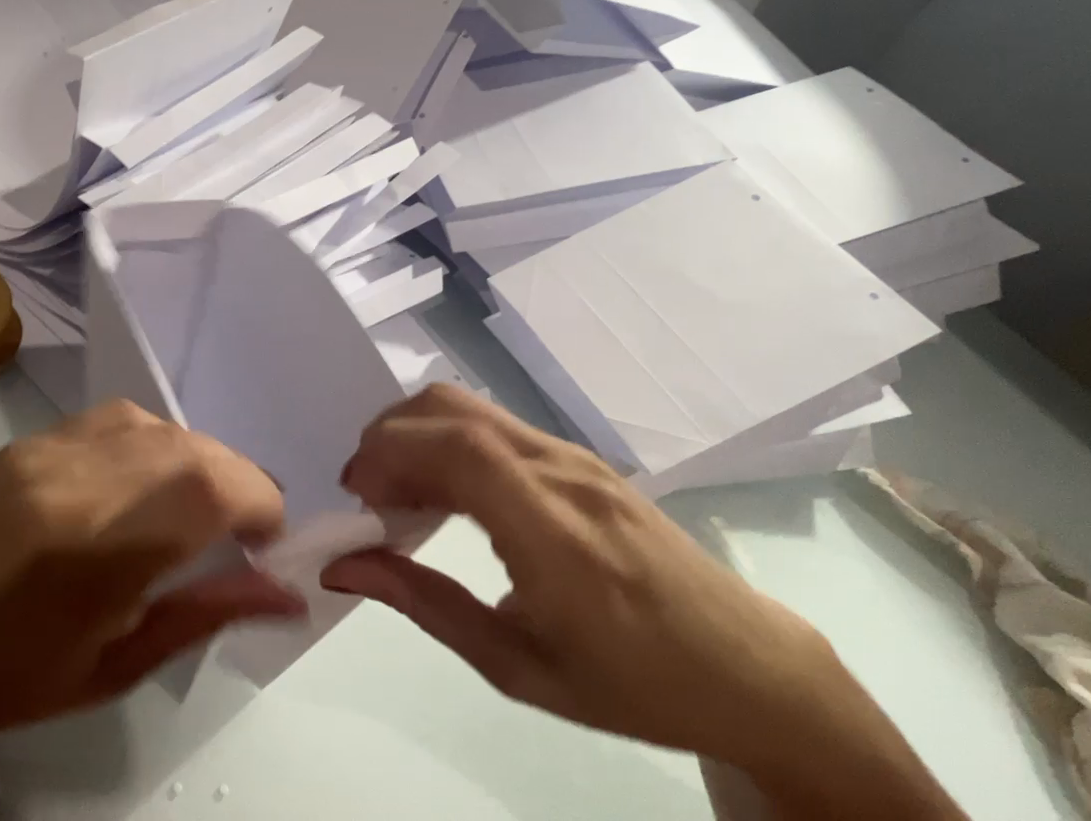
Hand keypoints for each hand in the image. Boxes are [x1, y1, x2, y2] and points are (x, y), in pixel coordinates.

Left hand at [0, 401, 301, 820]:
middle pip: (189, 448)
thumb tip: (285, 594)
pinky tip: (136, 486)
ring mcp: (43, 453)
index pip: (210, 487)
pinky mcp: (23, 444)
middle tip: (237, 532)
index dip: (258, 502)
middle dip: (234, 481)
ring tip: (189, 508)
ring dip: (191, 458)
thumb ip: (202, 616)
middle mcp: (74, 482)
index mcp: (96, 552)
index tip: (265, 543)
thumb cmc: (2, 681)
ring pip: (151, 425)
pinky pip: (108, 421)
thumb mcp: (113, 667)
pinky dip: (146, 444)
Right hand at [323, 385, 964, 820]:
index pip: (458, 450)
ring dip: (415, 435)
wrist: (748, 668)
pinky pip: (495, 425)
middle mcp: (564, 474)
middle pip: (452, 409)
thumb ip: (424, 604)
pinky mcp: (583, 459)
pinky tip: (446, 493)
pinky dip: (447, 441)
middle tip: (368, 496)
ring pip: (470, 407)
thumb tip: (342, 567)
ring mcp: (578, 459)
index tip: (358, 498)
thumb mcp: (516, 665)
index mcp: (554, 534)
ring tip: (402, 496)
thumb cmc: (632, 684)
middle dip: (387, 438)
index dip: (390, 455)